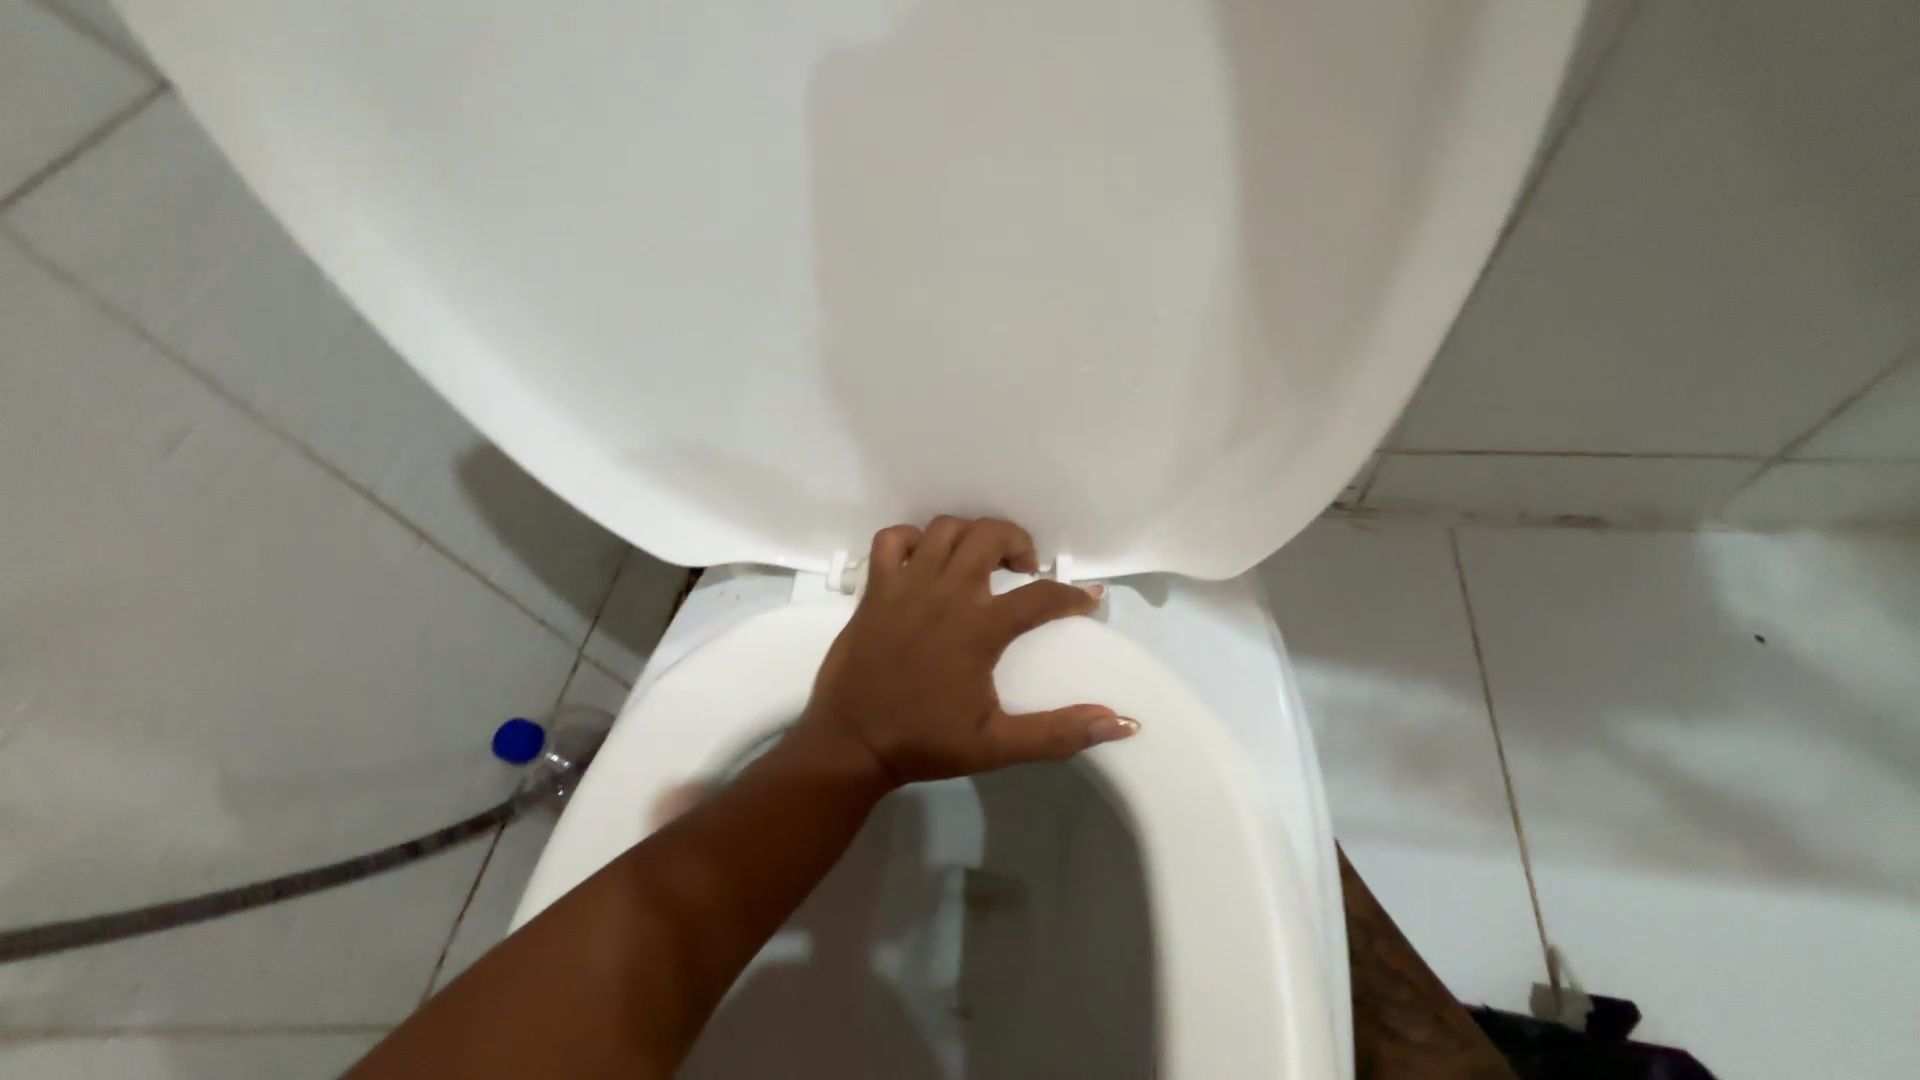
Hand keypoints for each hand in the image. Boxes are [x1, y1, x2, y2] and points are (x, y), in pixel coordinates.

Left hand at [791, 517, 1137, 788]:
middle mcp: (944, 595)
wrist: (851, 744)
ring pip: (944, 529)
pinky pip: (891, 540)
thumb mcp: (998, 746)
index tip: (1087, 600)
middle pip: (990, 536)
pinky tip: (925, 561)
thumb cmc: (925, 743)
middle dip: (1017, 542)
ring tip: (981, 562)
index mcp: (978, 630)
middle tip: (1024, 571)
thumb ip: (1059, 733)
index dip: (1073, 595)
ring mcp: (904, 587)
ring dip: (971, 535)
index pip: (1041, 597)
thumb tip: (1122, 723)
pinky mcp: (874, 590)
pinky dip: (912, 539)